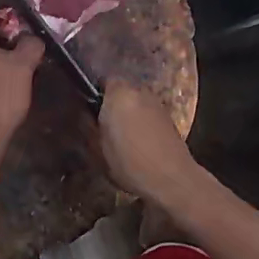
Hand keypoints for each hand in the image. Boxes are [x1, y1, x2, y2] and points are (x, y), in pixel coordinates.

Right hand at [100, 81, 196, 200]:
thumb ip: (90, 126)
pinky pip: (149, 114)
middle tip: (105, 126)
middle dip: (114, 104)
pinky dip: (144, 122)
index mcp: (120, 94)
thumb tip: (87, 115)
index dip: (97, 95)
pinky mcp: (170, 117)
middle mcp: (141, 91)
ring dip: (131, 113)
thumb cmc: (128, 162)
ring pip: (137, 102)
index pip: (104, 81)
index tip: (91, 111)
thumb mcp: (98, 148)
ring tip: (124, 137)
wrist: (170, 177)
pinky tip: (141, 143)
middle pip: (123, 91)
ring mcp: (158, 103)